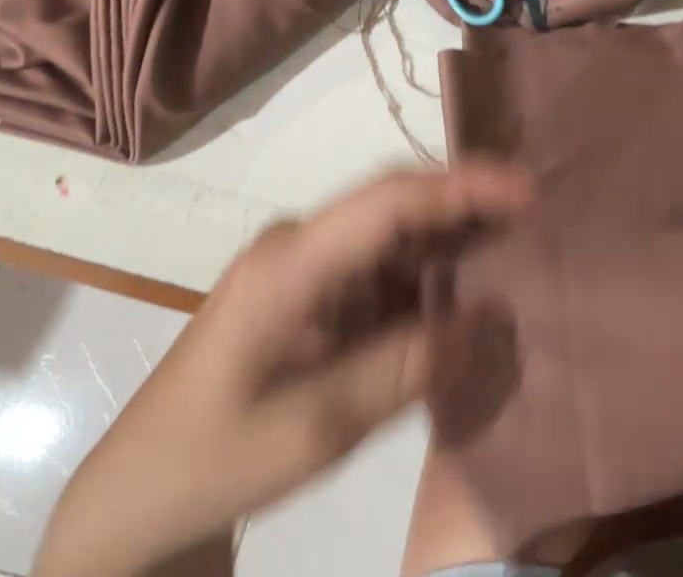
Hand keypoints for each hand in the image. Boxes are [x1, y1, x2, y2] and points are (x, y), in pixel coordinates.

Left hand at [35, 164, 529, 576]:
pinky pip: (385, 272)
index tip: (529, 189)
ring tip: (524, 245)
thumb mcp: (316, 426)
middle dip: (469, 204)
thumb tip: (492, 320)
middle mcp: (299, 248)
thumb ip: (407, 368)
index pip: (388, 202)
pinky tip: (475, 288)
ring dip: (456, 240)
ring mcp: (306, 270)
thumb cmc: (216, 458)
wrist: (140, 495)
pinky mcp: (314, 297)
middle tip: (543, 213)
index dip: (461, 187)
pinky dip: (433, 277)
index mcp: (289, 265)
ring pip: (396, 237)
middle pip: (396, 207)